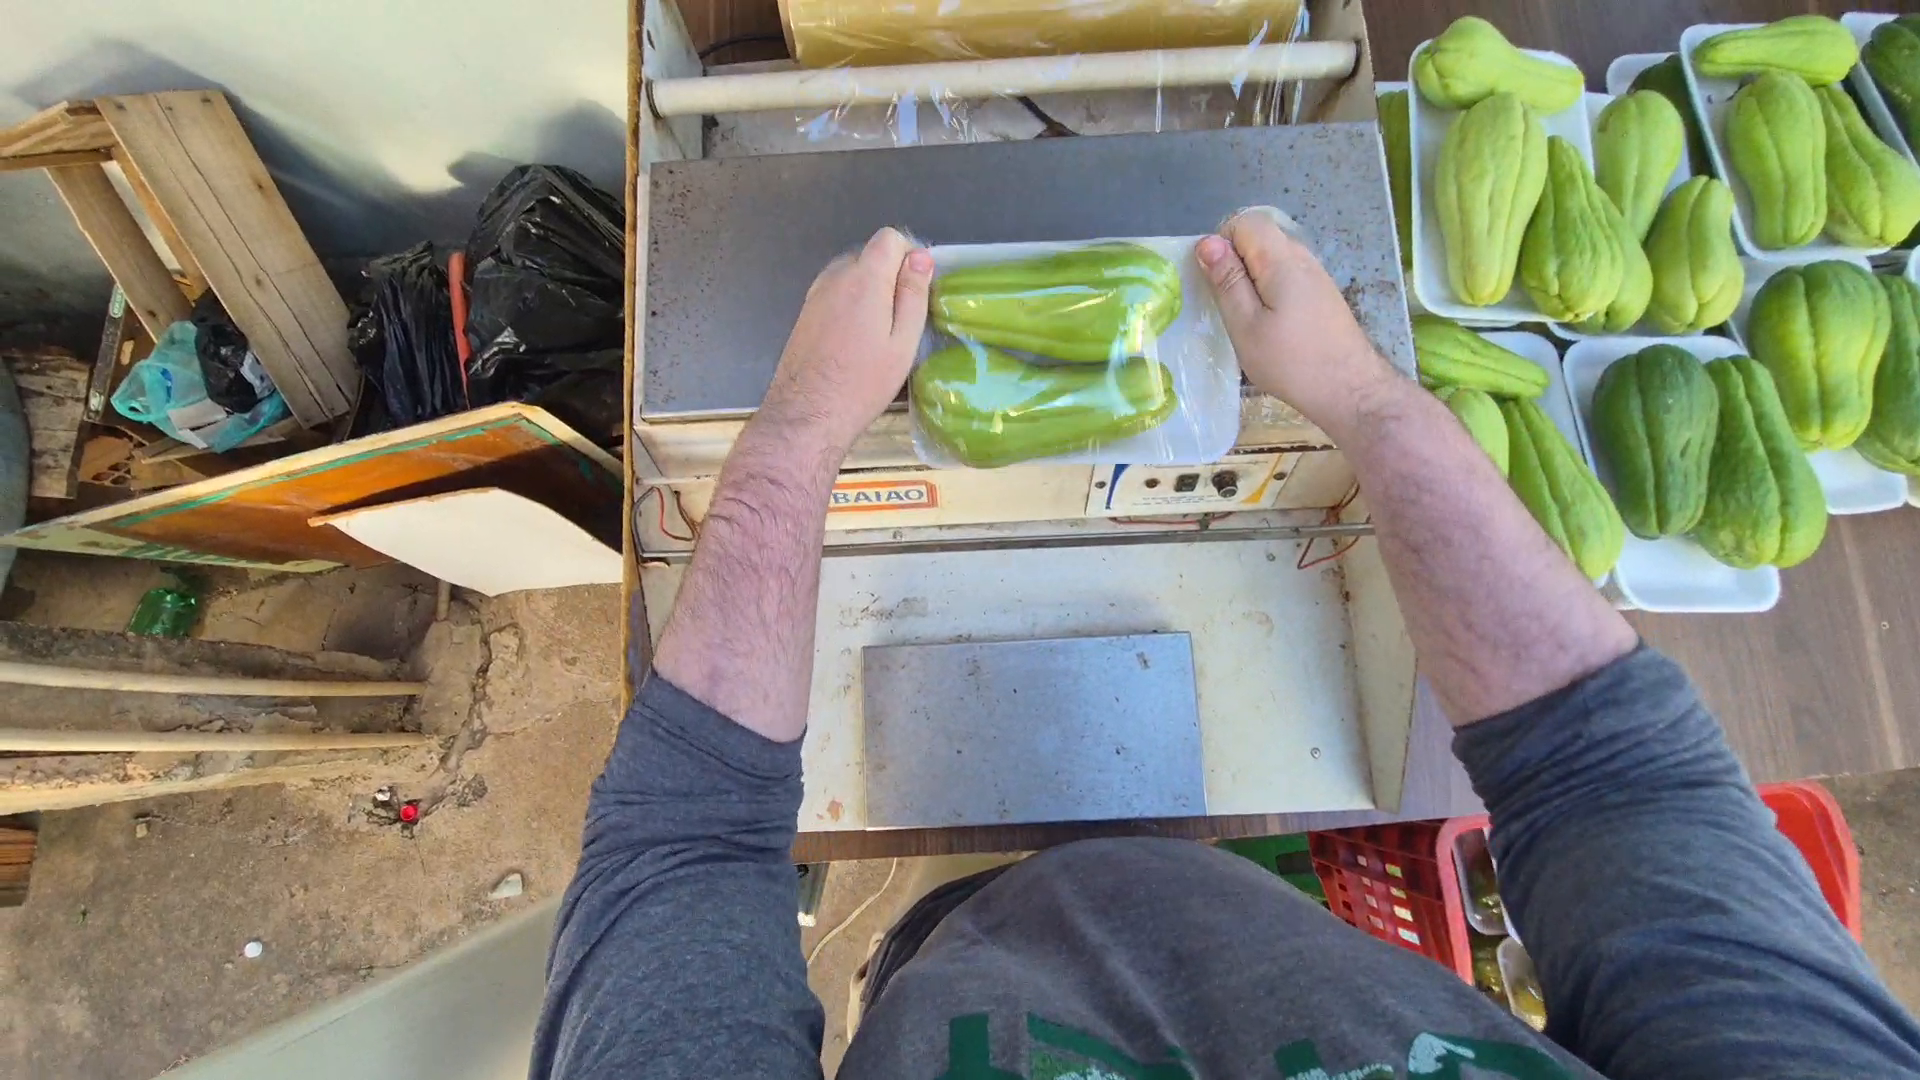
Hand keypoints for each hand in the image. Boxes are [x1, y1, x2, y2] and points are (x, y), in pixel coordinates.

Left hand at [757, 227, 933, 453]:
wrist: (808, 414)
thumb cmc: (864, 383)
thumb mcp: (902, 343)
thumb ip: (913, 295)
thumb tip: (921, 257)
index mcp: (864, 279)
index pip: (889, 238)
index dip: (908, 256)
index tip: (916, 289)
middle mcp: (835, 277)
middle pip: (869, 255)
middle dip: (888, 275)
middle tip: (900, 319)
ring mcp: (815, 294)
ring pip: (850, 275)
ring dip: (868, 292)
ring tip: (877, 334)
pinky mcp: (804, 314)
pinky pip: (834, 295)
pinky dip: (849, 305)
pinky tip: (854, 341)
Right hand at [1197, 209, 1399, 437]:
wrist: (1347, 387)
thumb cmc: (1289, 360)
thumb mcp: (1245, 325)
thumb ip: (1227, 281)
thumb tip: (1207, 242)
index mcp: (1281, 259)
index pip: (1245, 222)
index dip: (1221, 245)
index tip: (1214, 283)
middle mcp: (1302, 256)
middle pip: (1259, 237)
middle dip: (1235, 262)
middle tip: (1226, 306)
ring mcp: (1315, 274)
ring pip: (1272, 257)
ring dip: (1251, 279)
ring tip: (1245, 319)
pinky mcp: (1320, 292)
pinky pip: (1285, 275)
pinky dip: (1268, 290)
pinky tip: (1268, 324)